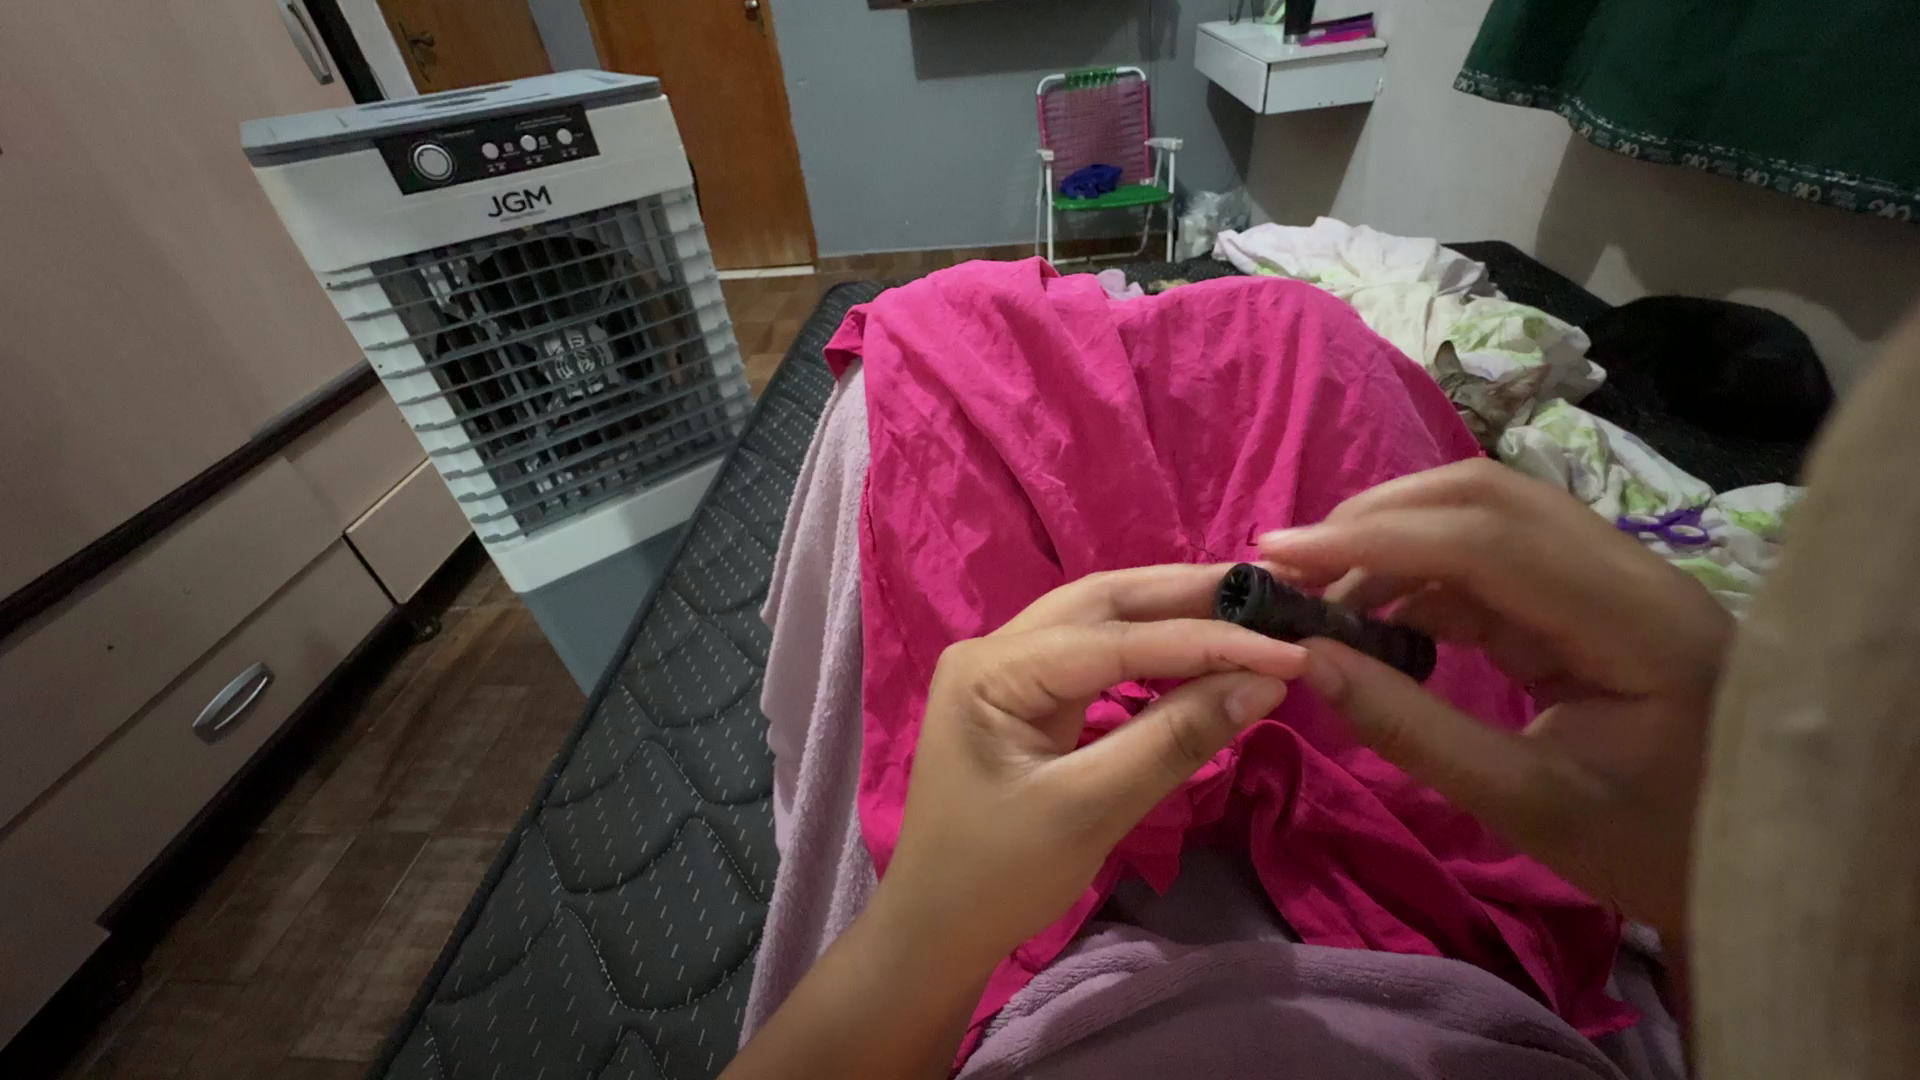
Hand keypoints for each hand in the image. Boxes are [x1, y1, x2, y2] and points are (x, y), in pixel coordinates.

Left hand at [878, 563, 1306, 970]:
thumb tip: (1263, 683)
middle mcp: (993, 649)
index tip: (1287, 649)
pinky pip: (1093, 654)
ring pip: (1097, 619)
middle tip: (1269, 594)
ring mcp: (1005, 667)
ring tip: (1244, 611)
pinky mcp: (1023, 693)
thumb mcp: (1090, 810)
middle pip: (1100, 602)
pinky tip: (1192, 650)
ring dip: (1169, 612)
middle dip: (1185, 594)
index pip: (1112, 639)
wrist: (937, 926)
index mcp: (991, 669)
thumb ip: (1174, 740)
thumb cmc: (998, 876)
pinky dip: (1148, 649)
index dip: (1204, 641)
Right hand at [1259, 460, 1731, 938]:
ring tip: (1317, 587)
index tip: (1279, 554)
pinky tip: (1368, 611)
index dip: (1372, 538)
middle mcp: (1628, 572)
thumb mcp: (1525, 805)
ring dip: (1386, 538)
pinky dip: (1409, 572)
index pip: (1486, 540)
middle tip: (1292, 562)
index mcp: (1637, 623)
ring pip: (1478, 513)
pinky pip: (1478, 556)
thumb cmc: (1654, 846)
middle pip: (1483, 496)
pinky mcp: (1579, 592)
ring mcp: (1606, 575)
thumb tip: (1303, 657)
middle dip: (1373, 518)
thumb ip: (1408, 728)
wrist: (1757, 859)